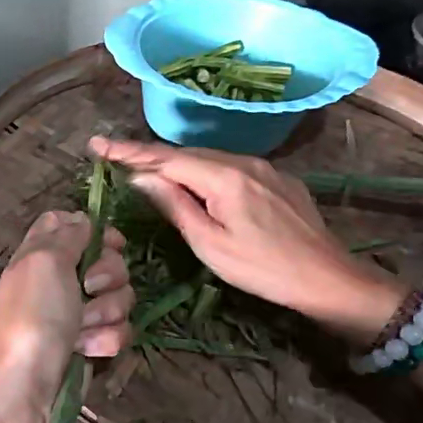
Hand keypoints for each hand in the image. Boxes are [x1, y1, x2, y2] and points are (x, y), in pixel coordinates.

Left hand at [0, 210, 133, 374]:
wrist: (27, 380)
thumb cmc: (34, 314)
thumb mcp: (45, 260)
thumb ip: (69, 234)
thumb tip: (85, 221)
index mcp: (45, 253)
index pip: (75, 225)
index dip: (98, 231)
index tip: (110, 242)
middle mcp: (65, 279)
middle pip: (110, 260)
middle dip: (109, 276)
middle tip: (88, 289)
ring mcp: (81, 312)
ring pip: (122, 297)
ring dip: (106, 313)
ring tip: (81, 328)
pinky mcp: (94, 341)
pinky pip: (120, 330)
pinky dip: (105, 339)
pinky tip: (86, 350)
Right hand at [89, 137, 402, 341]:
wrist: (326, 277)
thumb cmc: (262, 269)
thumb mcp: (210, 244)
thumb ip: (175, 205)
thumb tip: (142, 177)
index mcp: (224, 176)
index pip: (166, 157)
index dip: (129, 151)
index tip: (97, 145)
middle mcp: (244, 161)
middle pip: (186, 154)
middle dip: (148, 155)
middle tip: (113, 157)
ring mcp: (265, 168)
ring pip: (210, 159)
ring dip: (176, 164)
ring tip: (146, 168)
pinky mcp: (278, 180)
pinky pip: (231, 168)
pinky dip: (204, 172)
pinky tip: (196, 182)